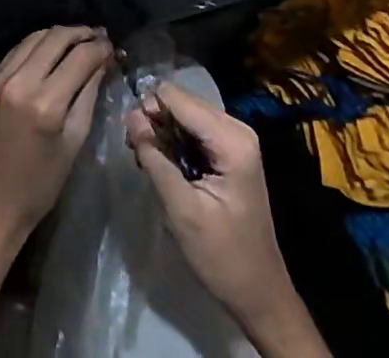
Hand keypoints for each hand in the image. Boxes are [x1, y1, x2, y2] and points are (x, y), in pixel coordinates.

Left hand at [0, 26, 111, 242]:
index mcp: (46, 103)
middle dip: (83, 33)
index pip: (81, 56)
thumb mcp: (74, 141)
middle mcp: (21, 82)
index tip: (113, 47)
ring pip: (37, 36)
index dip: (101, 47)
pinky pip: (20, 48)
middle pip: (57, 37)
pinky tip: (54, 50)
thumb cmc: (40, 184)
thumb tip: (103, 62)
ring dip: (62, 34)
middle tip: (101, 38)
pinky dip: (40, 43)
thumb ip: (89, 94)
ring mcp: (2, 78)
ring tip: (81, 41)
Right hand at [127, 84, 328, 357]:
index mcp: (232, 140)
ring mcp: (236, 138)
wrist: (258, 290)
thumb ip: (155, 159)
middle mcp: (237, 128)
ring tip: (148, 163)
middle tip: (137, 154)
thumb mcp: (182, 210)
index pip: (179, 99)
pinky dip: (176, 142)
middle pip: (183, 102)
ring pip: (186, 114)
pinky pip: (195, 130)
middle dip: (155, 121)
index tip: (130, 139)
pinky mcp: (231, 150)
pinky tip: (164, 166)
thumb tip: (131, 117)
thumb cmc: (221, 255)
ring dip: (163, 133)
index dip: (149, 110)